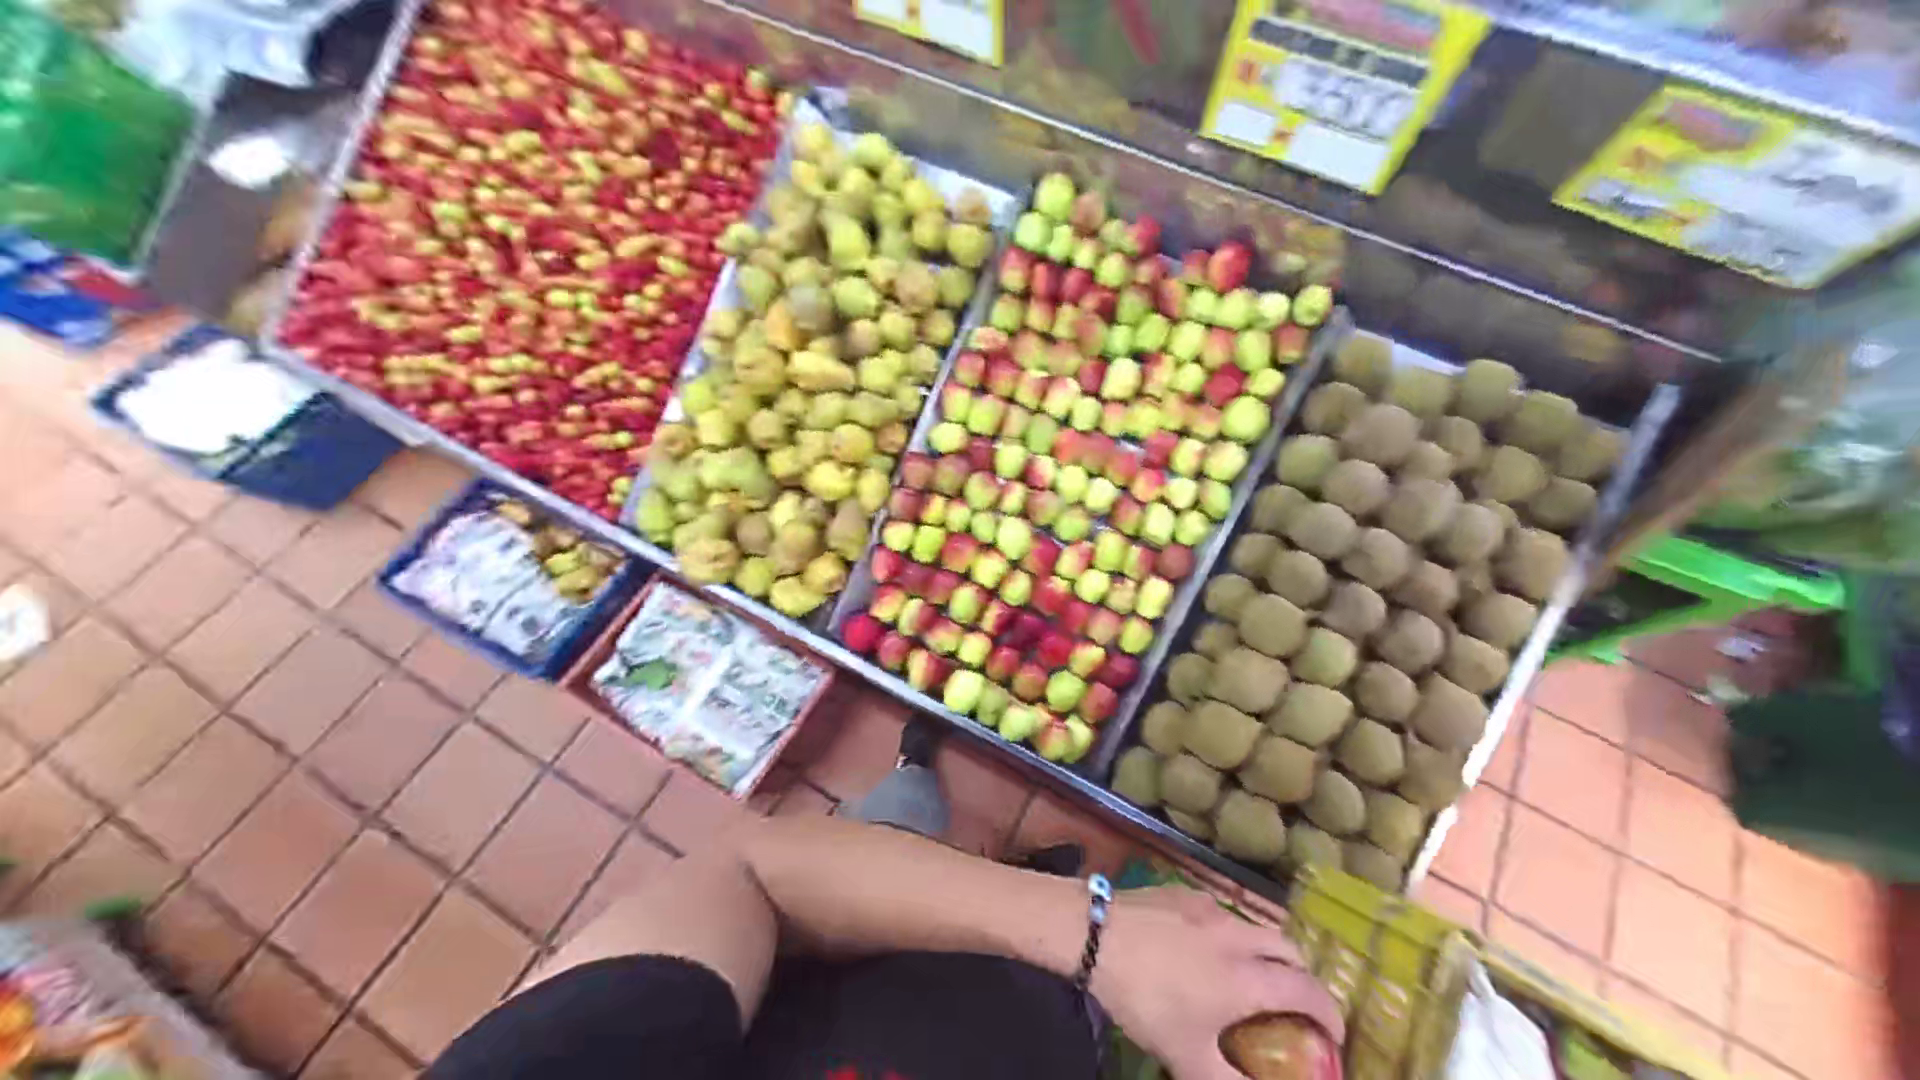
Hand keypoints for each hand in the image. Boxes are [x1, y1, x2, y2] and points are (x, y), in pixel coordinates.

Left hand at [1088, 887, 1343, 1079]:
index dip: (1330, 1014)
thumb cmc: (1145, 998)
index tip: (1333, 1035)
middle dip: (1301, 976)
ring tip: (1251, 973)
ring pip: (1253, 926)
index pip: (1309, 991)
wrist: (1096, 934)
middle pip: (1288, 949)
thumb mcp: (1187, 1057)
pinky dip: (1229, 931)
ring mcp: (1208, 907)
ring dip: (1265, 950)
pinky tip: (1205, 946)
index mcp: (1248, 978)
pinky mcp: (1181, 891)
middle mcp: (1237, 936)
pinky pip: (1219, 911)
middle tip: (1294, 1002)